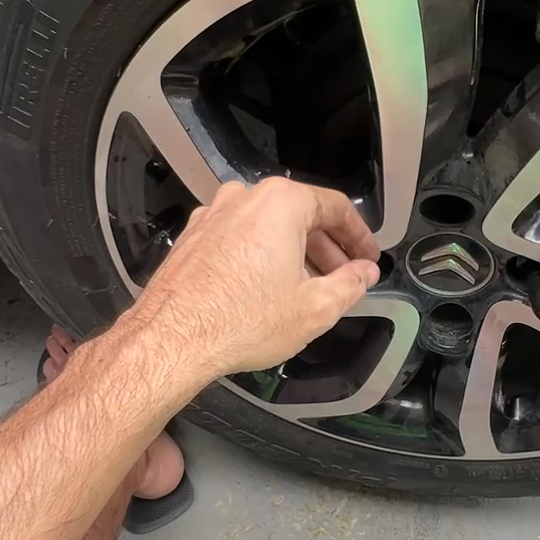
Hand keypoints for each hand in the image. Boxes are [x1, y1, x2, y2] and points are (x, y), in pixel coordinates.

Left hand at [127, 177, 380, 378]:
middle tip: (344, 276)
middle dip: (328, 248)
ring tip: (308, 288)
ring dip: (295, 253)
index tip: (367, 256)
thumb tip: (363, 274)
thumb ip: (350, 284)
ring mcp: (214, 216)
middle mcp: (245, 199)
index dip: (360, 236)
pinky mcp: (194, 238)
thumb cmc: (239, 321)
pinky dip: (262, 257)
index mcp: (281, 203)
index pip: (336, 207)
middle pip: (301, 215)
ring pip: (269, 227)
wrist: (172, 340)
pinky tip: (269, 290)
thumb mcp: (316, 308)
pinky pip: (241, 239)